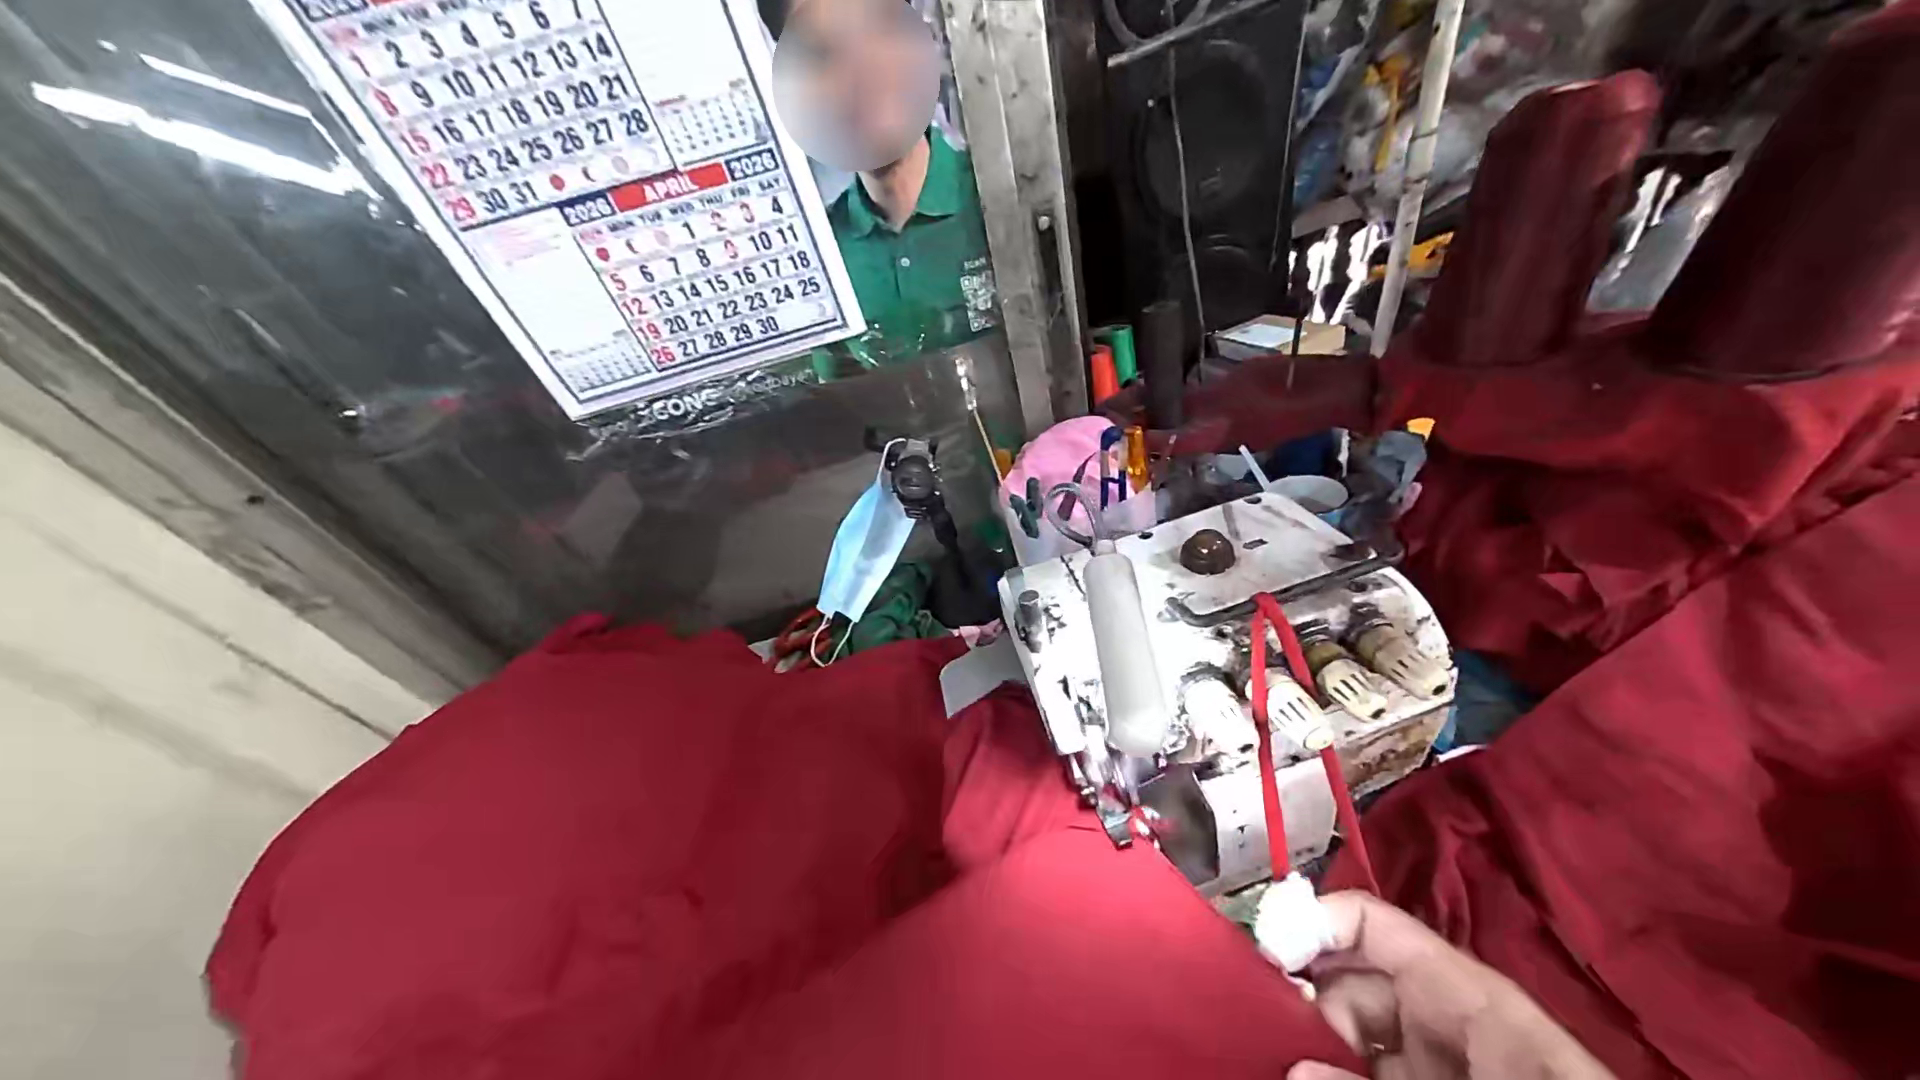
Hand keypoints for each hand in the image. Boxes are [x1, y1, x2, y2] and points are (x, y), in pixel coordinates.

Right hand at [1290, 892, 1613, 1079]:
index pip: (1370, 921)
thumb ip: (1376, 1077)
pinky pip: (1374, 1065)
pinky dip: (1339, 1070)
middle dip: (1309, 1003)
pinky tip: (1310, 1077)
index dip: (1311, 922)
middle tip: (1278, 1039)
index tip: (1264, 957)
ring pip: (1356, 1029)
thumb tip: (1295, 1066)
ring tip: (1289, 1064)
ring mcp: (1442, 1057)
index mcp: (1464, 991)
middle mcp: (1447, 1013)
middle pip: (1352, 978)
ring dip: (1318, 1044)